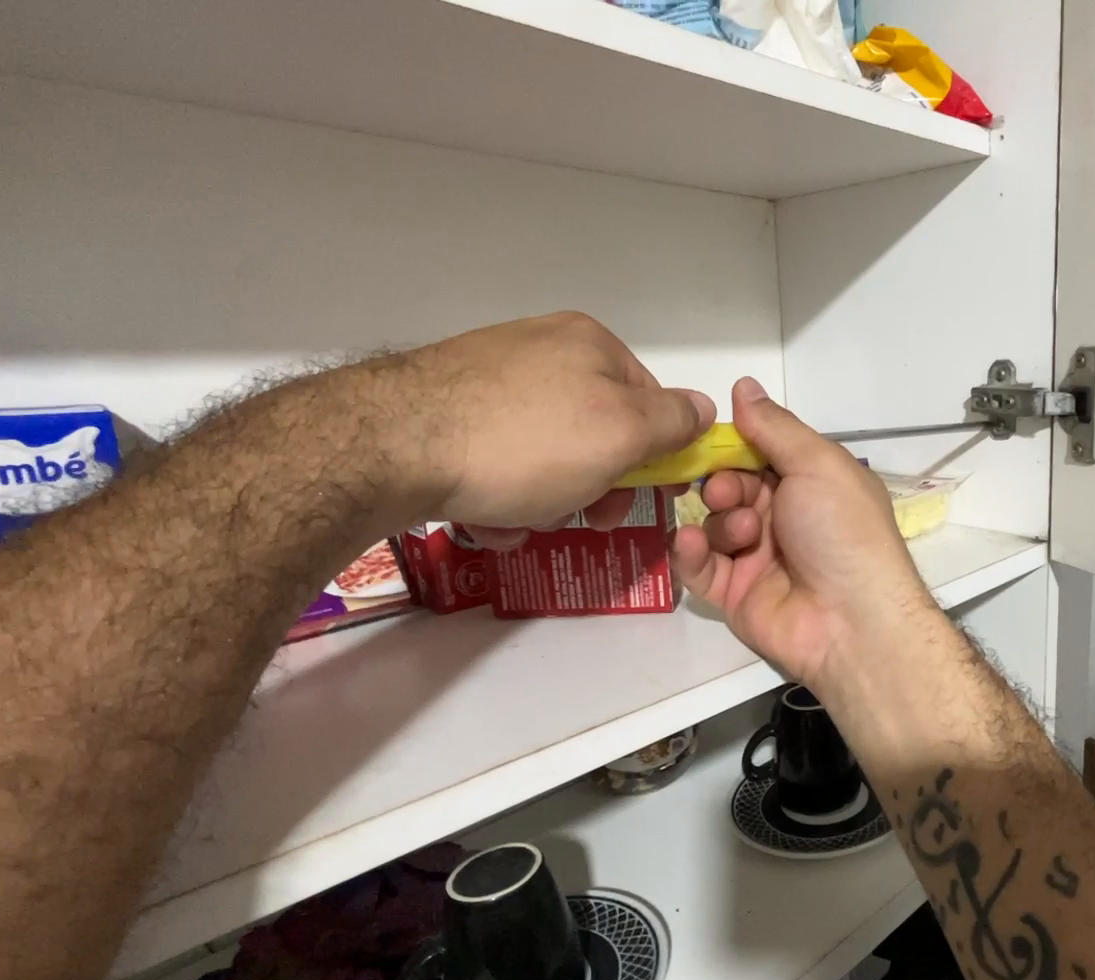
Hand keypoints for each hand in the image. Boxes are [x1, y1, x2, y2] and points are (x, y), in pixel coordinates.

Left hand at [392, 312, 714, 541]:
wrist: (389, 447)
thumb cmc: (527, 442)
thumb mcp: (622, 434)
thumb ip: (674, 421)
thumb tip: (704, 409)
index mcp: (592, 344)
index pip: (653, 403)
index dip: (658, 455)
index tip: (646, 499)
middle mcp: (544, 348)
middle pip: (601, 428)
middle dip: (600, 482)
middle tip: (586, 520)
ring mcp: (491, 374)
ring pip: (552, 448)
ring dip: (552, 494)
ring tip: (523, 520)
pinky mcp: (448, 405)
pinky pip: (504, 452)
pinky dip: (507, 487)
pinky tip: (489, 511)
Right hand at [671, 378, 937, 685]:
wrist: (851, 620)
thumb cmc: (842, 531)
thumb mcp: (818, 465)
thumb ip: (775, 427)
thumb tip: (743, 386)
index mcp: (812, 485)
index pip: (760, 454)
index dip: (735, 445)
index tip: (711, 438)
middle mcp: (786, 519)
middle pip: (732, 487)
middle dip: (724, 484)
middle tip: (730, 493)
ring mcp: (758, 558)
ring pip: (715, 524)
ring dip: (722, 522)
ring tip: (745, 535)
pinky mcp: (735, 594)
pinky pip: (699, 567)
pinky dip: (691, 552)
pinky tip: (695, 543)